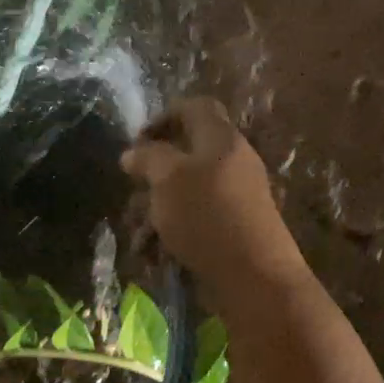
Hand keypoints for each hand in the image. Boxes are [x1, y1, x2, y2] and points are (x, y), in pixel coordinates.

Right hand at [121, 97, 300, 281]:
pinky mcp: (227, 231)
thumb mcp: (168, 179)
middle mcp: (229, 164)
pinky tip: (155, 258)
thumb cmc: (206, 216)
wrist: (251, 274)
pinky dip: (169, 237)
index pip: (194, 108)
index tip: (135, 143)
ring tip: (139, 241)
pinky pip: (191, 224)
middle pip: (182, 158)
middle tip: (132, 198)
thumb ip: (147, 159)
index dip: (162, 118)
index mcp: (220, 140)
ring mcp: (230, 199)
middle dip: (150, 180)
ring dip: (154, 216)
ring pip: (181, 197)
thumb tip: (131, 153)